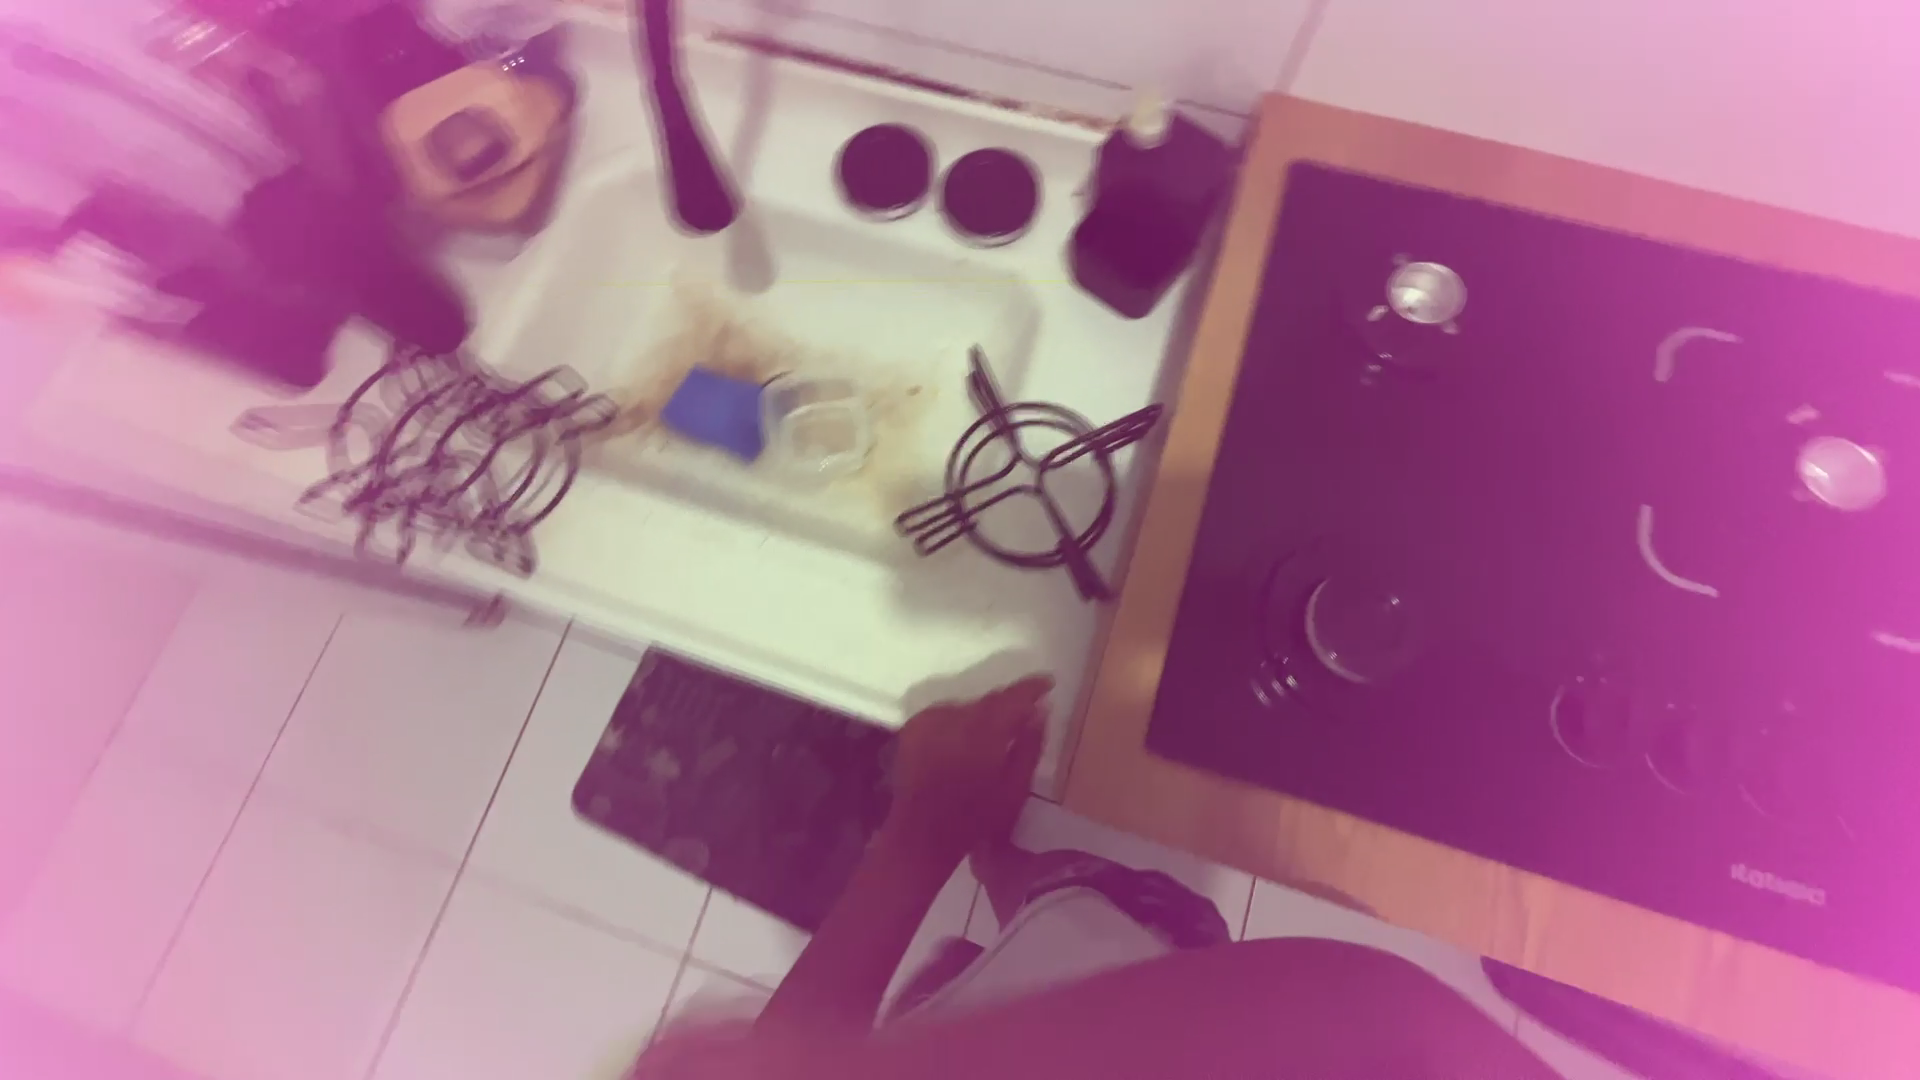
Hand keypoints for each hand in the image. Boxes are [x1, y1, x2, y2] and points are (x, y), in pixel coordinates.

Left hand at [886, 676, 1051, 864]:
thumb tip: (1041, 710)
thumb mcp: (1014, 788)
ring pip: (967, 707)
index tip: (1048, 683)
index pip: (1014, 696)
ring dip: (981, 716)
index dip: (1032, 687)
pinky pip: (945, 715)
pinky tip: (961, 743)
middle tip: (1021, 716)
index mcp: (986, 729)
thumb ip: (1030, 745)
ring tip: (989, 738)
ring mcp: (932, 718)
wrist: (920, 833)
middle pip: (989, 700)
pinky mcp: (914, 726)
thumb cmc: (975, 817)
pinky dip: (958, 723)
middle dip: (1007, 705)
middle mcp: (957, 715)